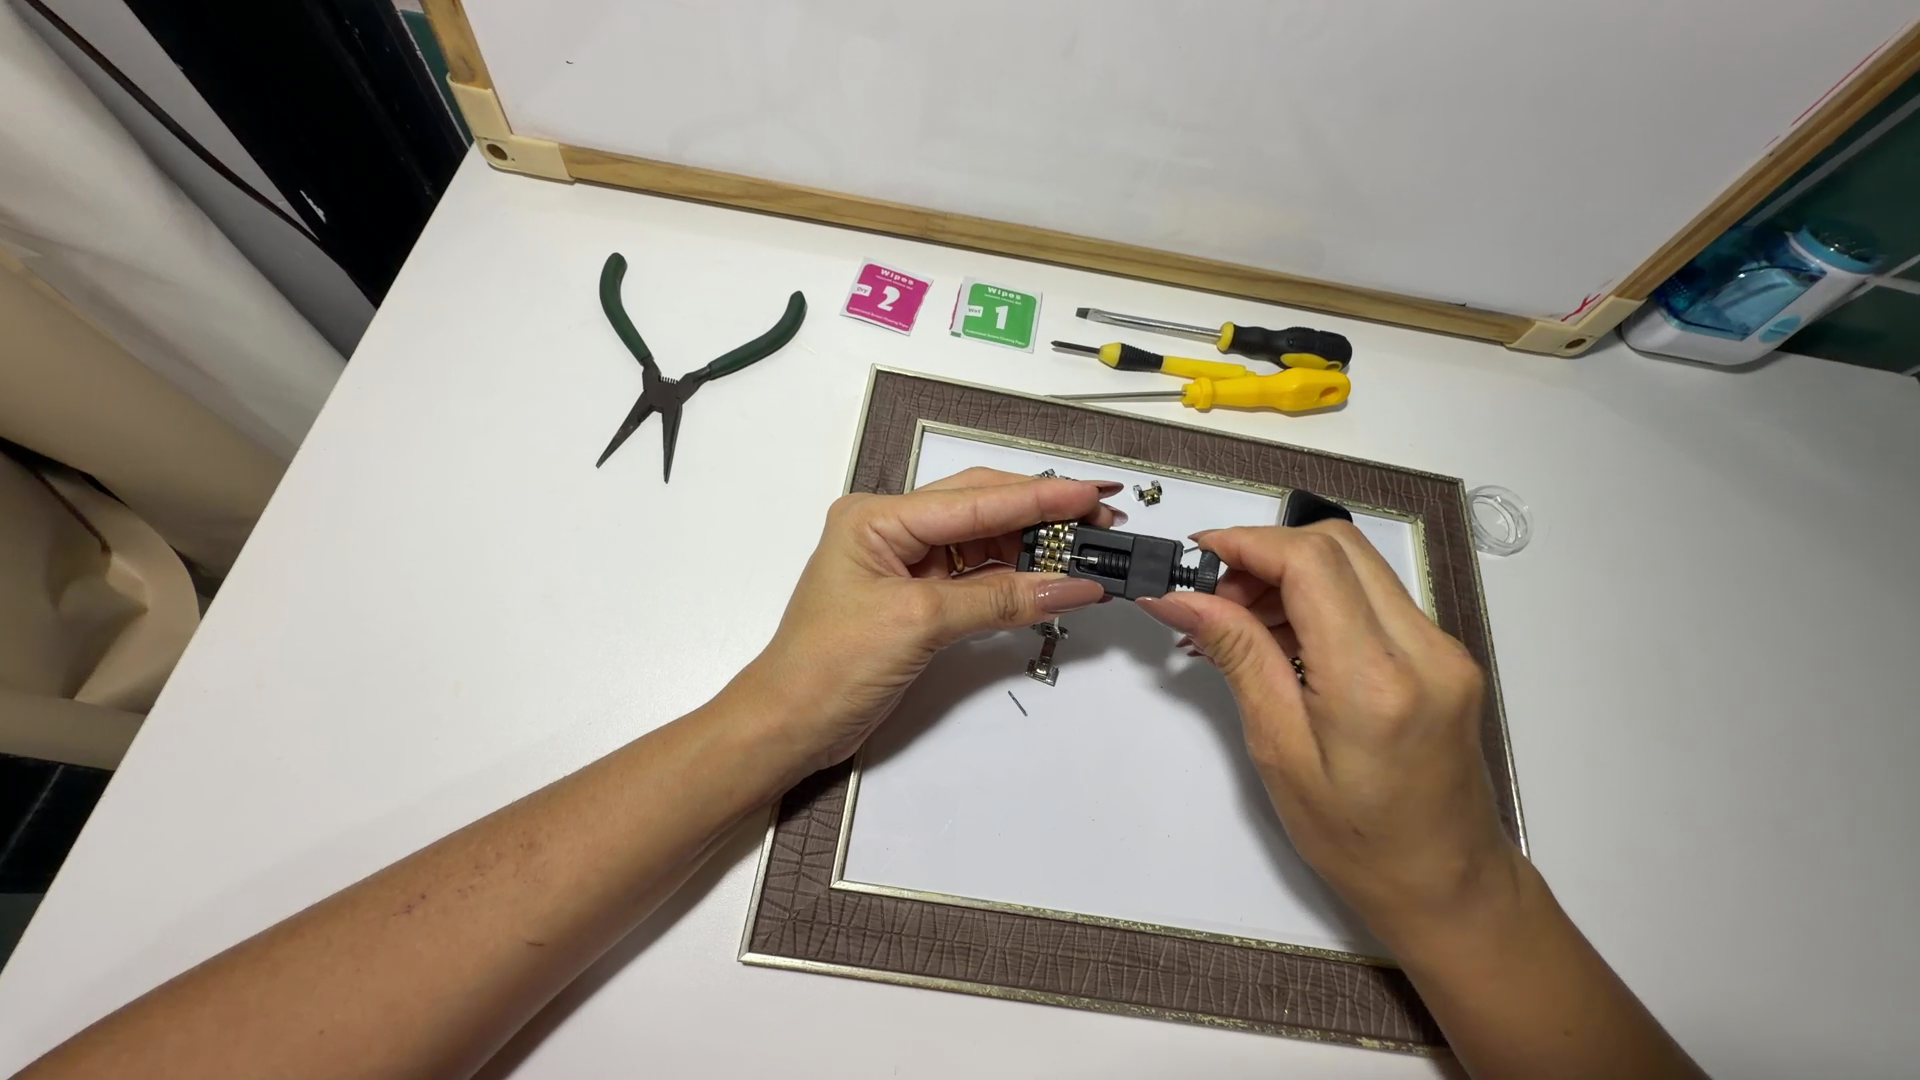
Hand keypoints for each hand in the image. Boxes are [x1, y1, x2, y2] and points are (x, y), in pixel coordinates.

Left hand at [738, 468, 1117, 774]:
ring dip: (1033, 547)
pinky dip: (1013, 580)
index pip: (974, 500)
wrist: (791, 724)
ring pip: (984, 542)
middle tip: (1101, 518)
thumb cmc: (830, 667)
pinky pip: (976, 577)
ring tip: (1086, 548)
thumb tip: (1071, 586)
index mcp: (878, 517)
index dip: (1039, 498)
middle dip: (1042, 514)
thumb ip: (998, 600)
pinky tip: (1048, 578)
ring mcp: (906, 563)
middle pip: (982, 509)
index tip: (1091, 495)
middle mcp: (892, 529)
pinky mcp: (918, 595)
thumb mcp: (919, 623)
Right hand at [1135, 522, 1517, 937]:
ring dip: (1287, 574)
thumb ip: (1237, 655)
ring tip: (1238, 623)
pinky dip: (1316, 598)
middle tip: (1214, 597)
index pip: (1311, 562)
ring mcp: (1442, 648)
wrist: (1447, 885)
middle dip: (1263, 553)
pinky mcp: (1441, 654)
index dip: (1246, 543)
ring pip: (1354, 565)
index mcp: (1377, 680)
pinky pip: (1370, 596)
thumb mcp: (1278, 748)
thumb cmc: (1354, 839)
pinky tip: (1279, 637)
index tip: (1195, 558)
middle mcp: (1424, 648)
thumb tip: (1179, 598)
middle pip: (1337, 545)